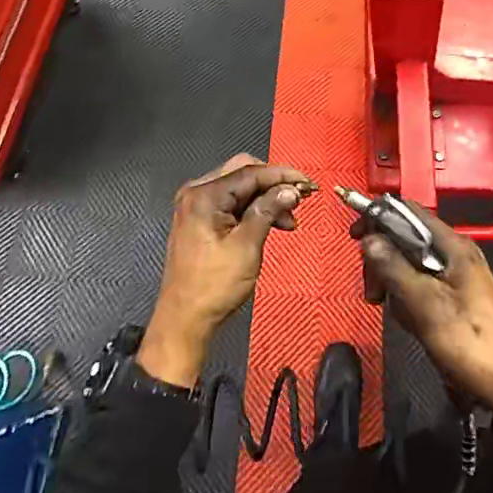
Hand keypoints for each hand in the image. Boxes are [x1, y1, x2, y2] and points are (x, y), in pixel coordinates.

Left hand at [139, 155, 316, 387]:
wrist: (185, 320)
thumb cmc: (214, 285)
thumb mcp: (247, 245)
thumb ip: (268, 210)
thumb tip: (290, 189)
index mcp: (204, 195)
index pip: (250, 172)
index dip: (282, 175)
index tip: (307, 183)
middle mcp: (197, 193)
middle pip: (243, 173)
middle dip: (273, 185)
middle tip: (297, 201)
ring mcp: (196, 206)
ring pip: (239, 189)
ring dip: (265, 199)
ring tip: (289, 220)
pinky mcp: (200, 220)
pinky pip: (231, 203)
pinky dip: (252, 210)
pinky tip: (271, 224)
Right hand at [353, 200, 492, 429]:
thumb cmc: (469, 342)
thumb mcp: (425, 305)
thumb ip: (394, 268)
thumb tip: (368, 239)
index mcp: (453, 245)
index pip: (408, 211)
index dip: (378, 217)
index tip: (354, 238)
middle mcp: (455, 253)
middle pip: (406, 239)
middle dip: (384, 261)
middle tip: (373, 293)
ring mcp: (457, 275)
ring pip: (411, 265)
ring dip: (396, 286)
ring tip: (397, 313)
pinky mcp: (456, 297)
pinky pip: (422, 287)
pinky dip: (410, 300)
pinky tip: (412, 322)